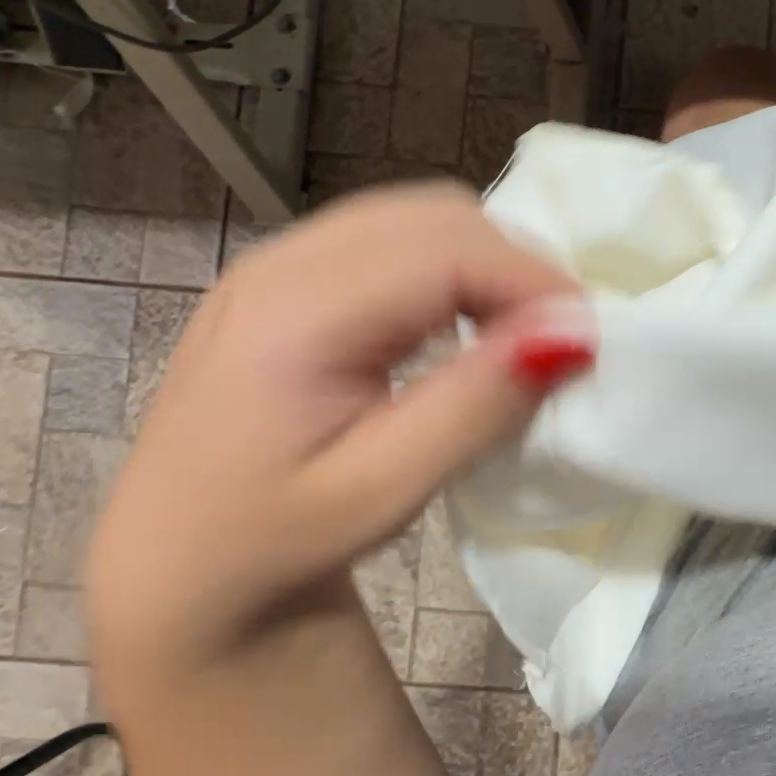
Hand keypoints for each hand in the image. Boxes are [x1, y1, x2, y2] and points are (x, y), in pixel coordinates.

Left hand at [87, 184, 588, 663]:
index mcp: (294, 312)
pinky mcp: (291, 285)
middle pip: (436, 216)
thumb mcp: (384, 488)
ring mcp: (280, 266)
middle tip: (563, 343)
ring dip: (491, 267)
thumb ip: (473, 406)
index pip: (445, 251)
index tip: (592, 342)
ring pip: (420, 220)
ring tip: (526, 339)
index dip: (534, 283)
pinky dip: (457, 273)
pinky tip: (470, 330)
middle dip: (519, 268)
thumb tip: (565, 338)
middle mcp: (282, 264)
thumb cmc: (278, 536)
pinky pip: (397, 243)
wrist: (183, 559)